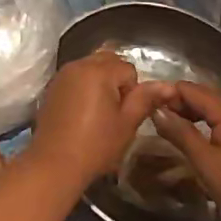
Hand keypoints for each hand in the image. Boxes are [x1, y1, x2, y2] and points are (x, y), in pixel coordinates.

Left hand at [24, 52, 168, 187]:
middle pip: (107, 60)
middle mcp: (78, 65)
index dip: (133, 90)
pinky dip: (84, 85)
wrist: (55, 160)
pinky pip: (75, 75)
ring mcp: (62, 74)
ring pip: (90, 66)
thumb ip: (146, 99)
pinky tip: (84, 111)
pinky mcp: (52, 85)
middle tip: (116, 110)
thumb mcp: (127, 123)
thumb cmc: (96, 144)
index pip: (128, 68)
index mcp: (98, 71)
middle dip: (117, 79)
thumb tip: (168, 85)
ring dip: (101, 81)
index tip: (125, 112)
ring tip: (100, 112)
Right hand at [150, 81, 220, 220]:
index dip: (166, 95)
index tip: (147, 109)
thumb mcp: (206, 162)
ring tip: (172, 132)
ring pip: (214, 110)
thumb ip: (179, 132)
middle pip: (202, 96)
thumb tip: (155, 110)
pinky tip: (198, 143)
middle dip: (178, 105)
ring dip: (192, 116)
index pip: (189, 88)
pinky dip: (208, 126)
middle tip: (156, 122)